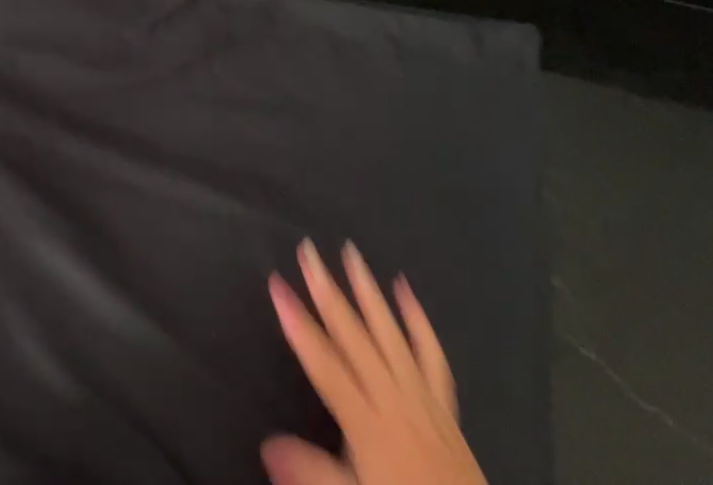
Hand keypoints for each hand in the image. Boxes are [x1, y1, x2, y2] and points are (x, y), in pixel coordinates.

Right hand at [263, 241, 487, 484]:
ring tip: (352, 254)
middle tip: (308, 250)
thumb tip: (269, 443)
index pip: (325, 362)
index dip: (298, 322)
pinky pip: (432, 356)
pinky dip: (419, 321)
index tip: (277, 284)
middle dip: (328, 291)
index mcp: (368, 422)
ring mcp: (422, 397)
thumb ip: (312, 470)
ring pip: (391, 334)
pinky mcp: (443, 403)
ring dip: (369, 292)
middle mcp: (394, 399)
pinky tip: (406, 291)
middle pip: (356, 336)